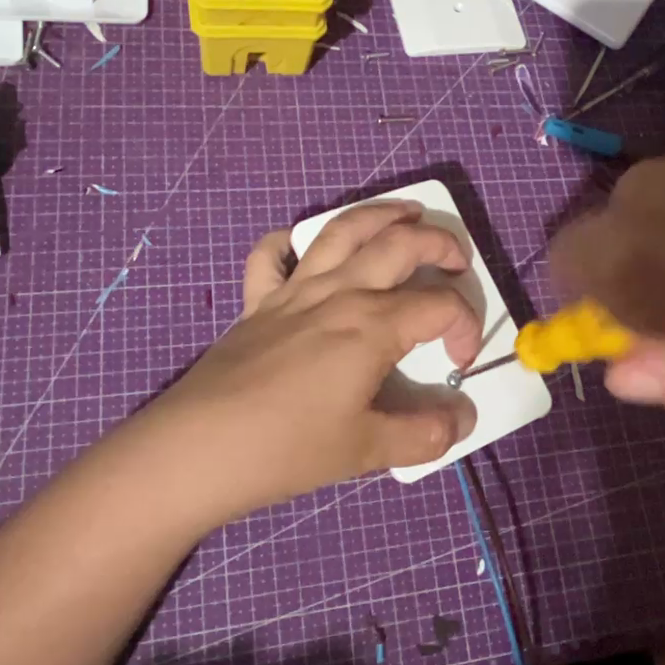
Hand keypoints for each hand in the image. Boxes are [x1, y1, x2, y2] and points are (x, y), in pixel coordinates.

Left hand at [142, 200, 481, 521]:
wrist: (198, 448)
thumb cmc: (288, 449)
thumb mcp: (367, 451)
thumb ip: (425, 434)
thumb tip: (465, 418)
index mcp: (372, 325)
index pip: (441, 306)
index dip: (466, 328)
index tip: (460, 364)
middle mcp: (337, 293)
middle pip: (400, 244)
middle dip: (440, 243)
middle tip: (458, 260)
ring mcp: (293, 291)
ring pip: (342, 230)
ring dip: (380, 215)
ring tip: (406, 214)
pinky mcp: (256, 302)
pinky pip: (270, 256)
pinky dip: (287, 242)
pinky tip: (300, 246)